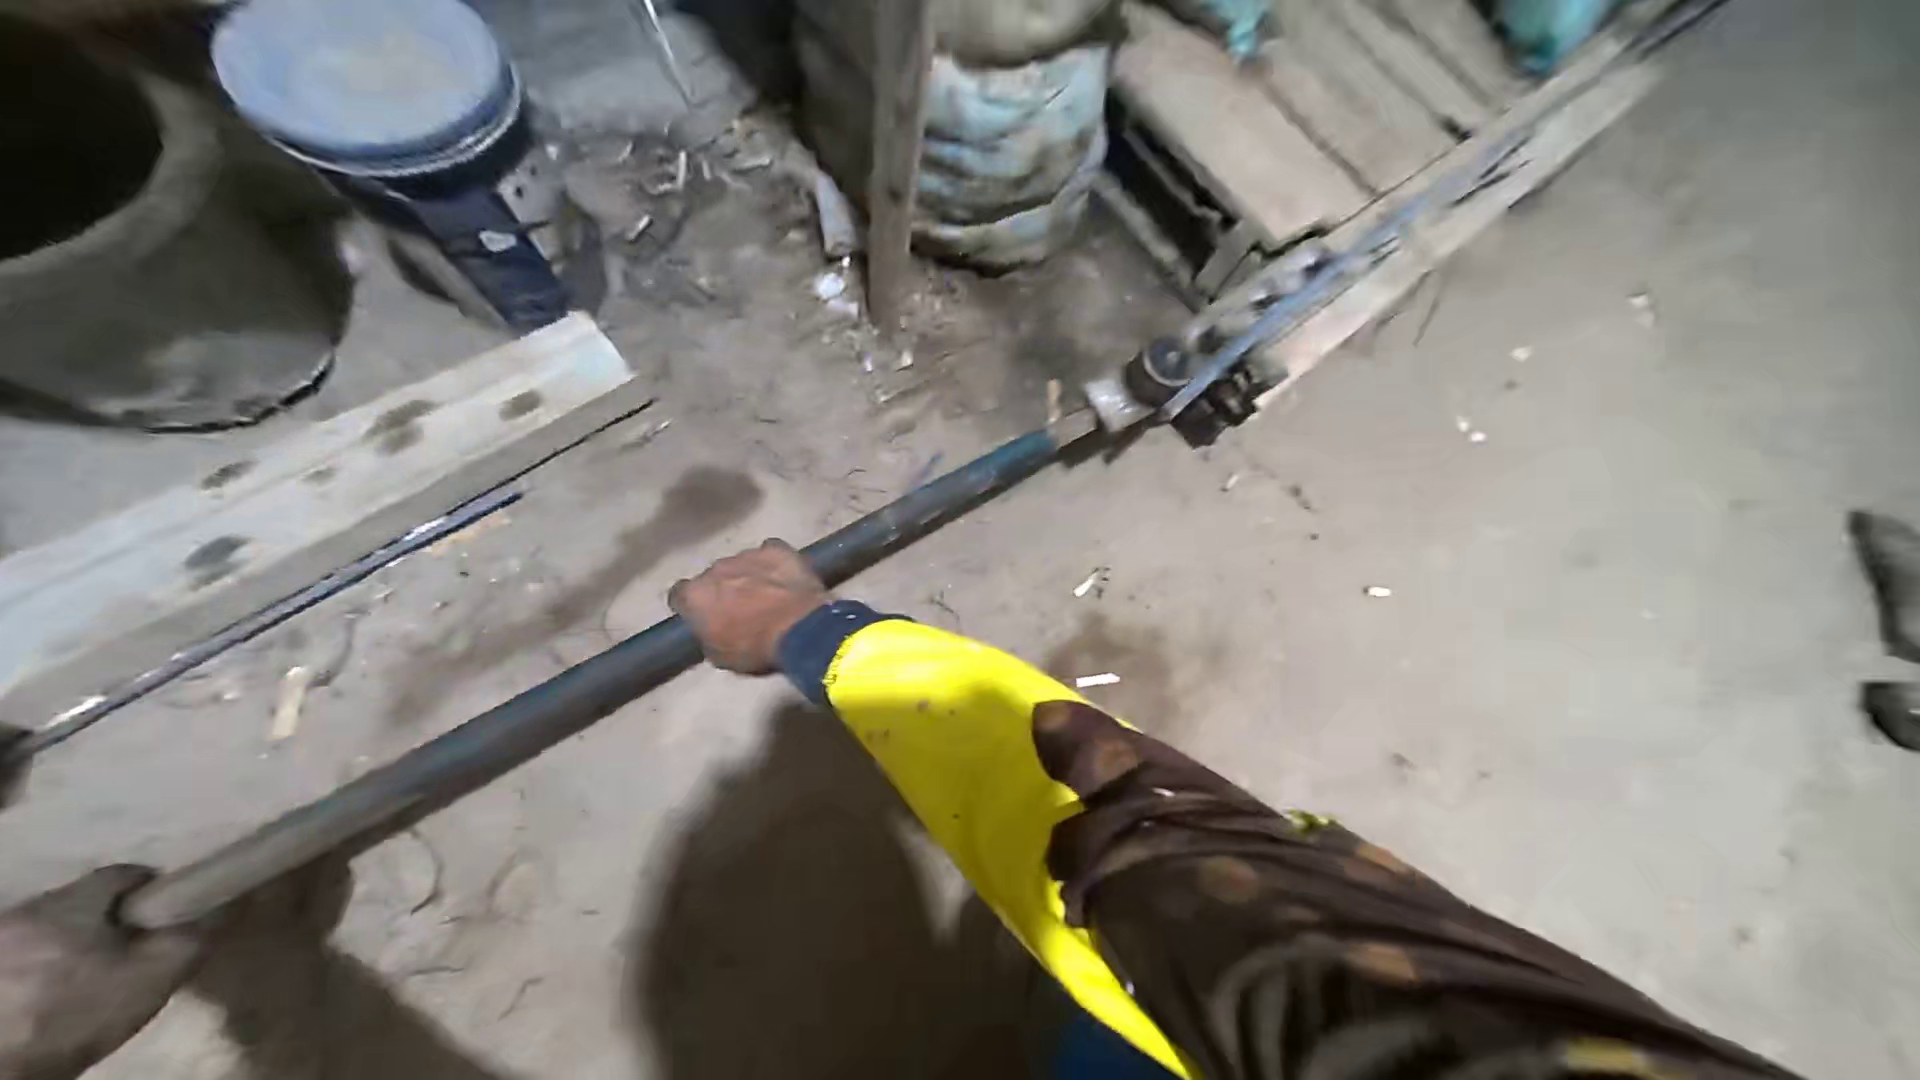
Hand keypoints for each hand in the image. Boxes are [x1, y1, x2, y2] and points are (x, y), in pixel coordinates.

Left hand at [0, 866, 203, 1079]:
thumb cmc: (80, 1015)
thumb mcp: (162, 970)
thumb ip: (205, 925)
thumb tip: (243, 893)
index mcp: (62, 906)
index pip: (123, 874)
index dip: (152, 892)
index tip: (164, 920)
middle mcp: (13, 916)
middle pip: (78, 904)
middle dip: (103, 922)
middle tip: (124, 953)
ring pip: (40, 932)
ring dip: (62, 946)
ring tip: (80, 979)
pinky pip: (13, 957)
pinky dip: (29, 970)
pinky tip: (37, 999)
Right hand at [668, 539, 829, 673]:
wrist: (798, 628)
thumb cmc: (755, 648)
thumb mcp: (719, 655)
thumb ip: (707, 635)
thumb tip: (711, 629)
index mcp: (695, 594)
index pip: (680, 595)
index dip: (693, 605)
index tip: (705, 615)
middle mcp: (716, 568)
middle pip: (714, 576)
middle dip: (724, 588)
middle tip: (743, 607)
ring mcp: (747, 555)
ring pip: (742, 563)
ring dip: (750, 575)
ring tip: (770, 593)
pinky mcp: (776, 549)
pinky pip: (770, 552)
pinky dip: (774, 562)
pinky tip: (784, 575)